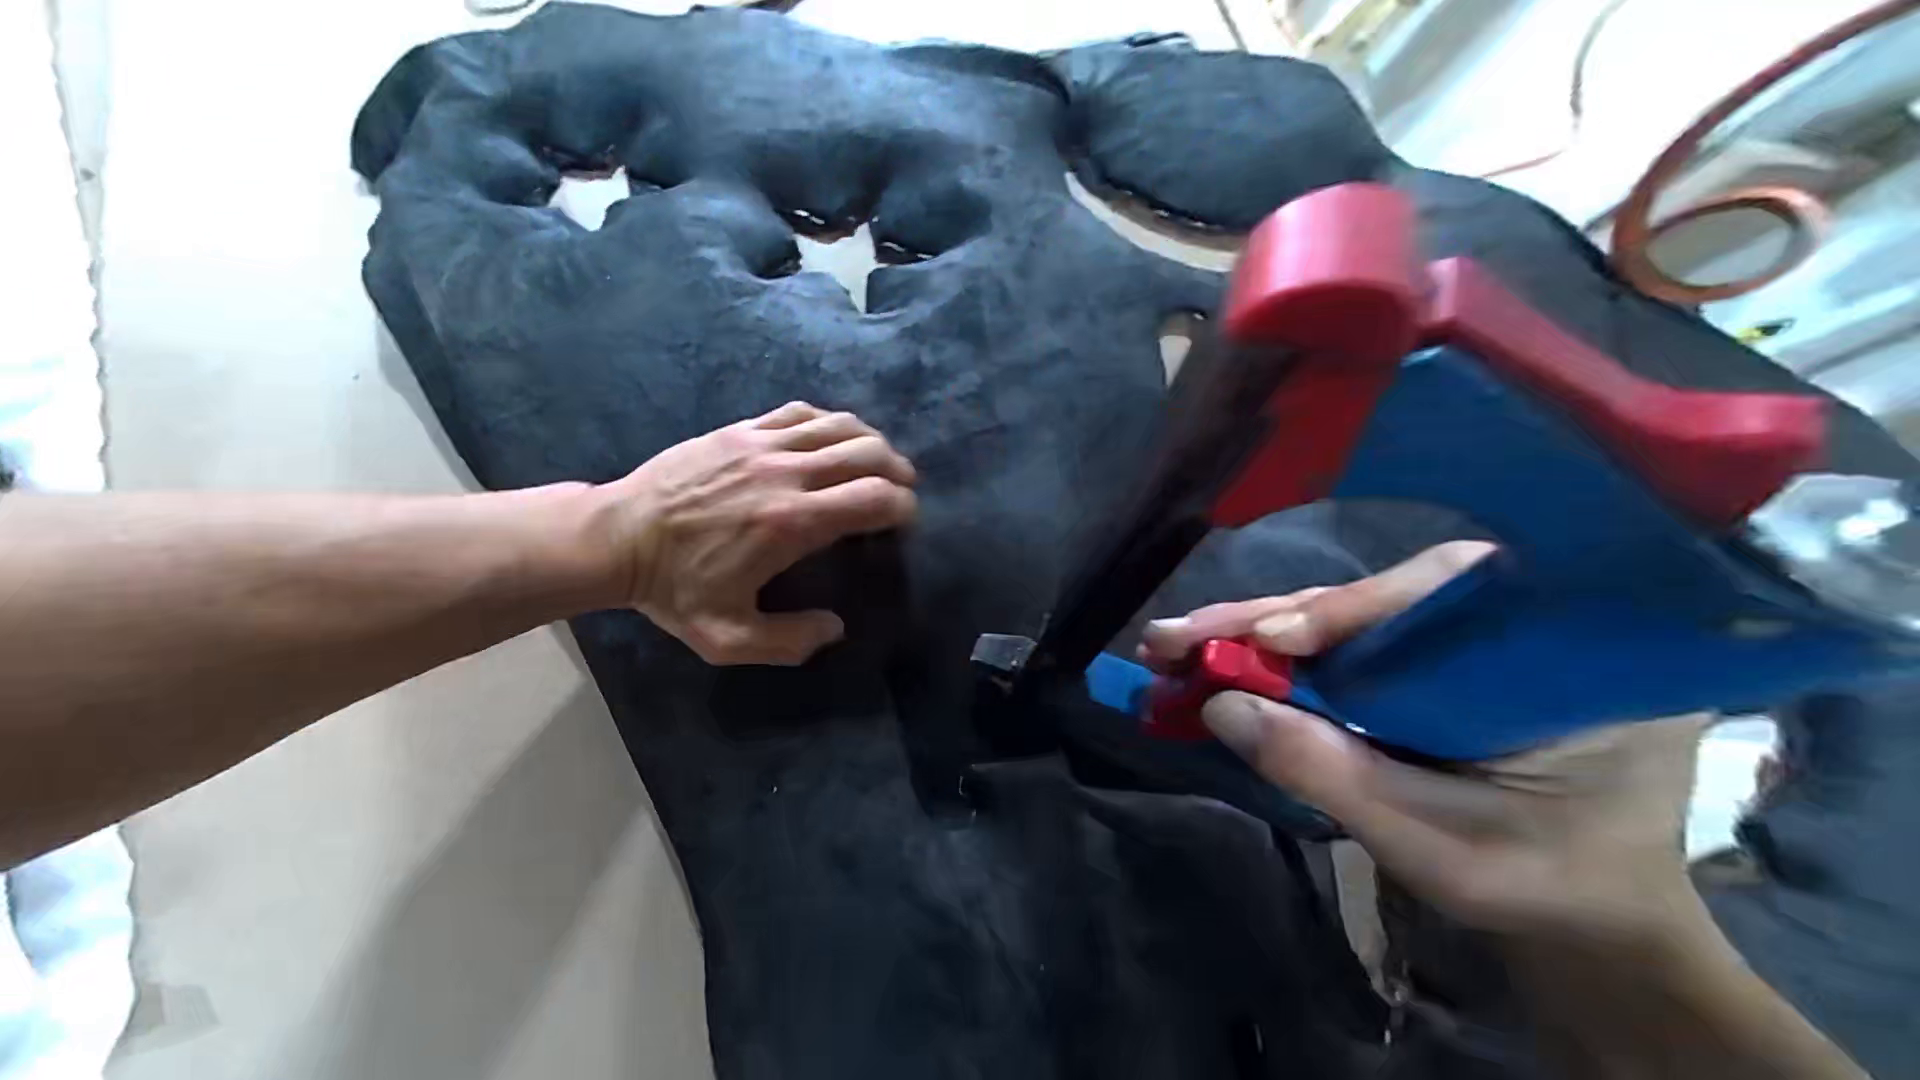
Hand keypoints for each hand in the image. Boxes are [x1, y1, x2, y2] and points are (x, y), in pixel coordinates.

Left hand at [595, 401, 917, 664]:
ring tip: (879, 461)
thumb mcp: (727, 639)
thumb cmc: (673, 589)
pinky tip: (832, 437)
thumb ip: (789, 642)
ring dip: (872, 442)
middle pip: (867, 454)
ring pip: (840, 425)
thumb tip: (836, 628)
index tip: (904, 521)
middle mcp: (786, 474)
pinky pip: (801, 412)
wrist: (616, 538)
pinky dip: (829, 421)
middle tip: (902, 489)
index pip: (873, 499)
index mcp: (791, 524)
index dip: (903, 508)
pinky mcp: (740, 428)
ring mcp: (761, 443)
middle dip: (898, 471)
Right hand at [1141, 542, 1707, 942]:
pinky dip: (1268, 656)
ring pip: (1338, 618)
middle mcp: (1504, 626)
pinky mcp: (1413, 661)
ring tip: (1173, 645)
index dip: (1348, 611)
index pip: (1442, 601)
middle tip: (1176, 637)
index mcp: (1561, 659)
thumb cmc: (1537, 888)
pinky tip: (1212, 659)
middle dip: (1265, 619)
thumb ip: (1331, 773)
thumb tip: (1218, 707)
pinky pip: (1335, 647)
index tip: (1269, 639)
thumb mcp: (1438, 845)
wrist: (1586, 921)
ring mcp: (1451, 641)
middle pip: (1368, 601)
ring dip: (1249, 631)